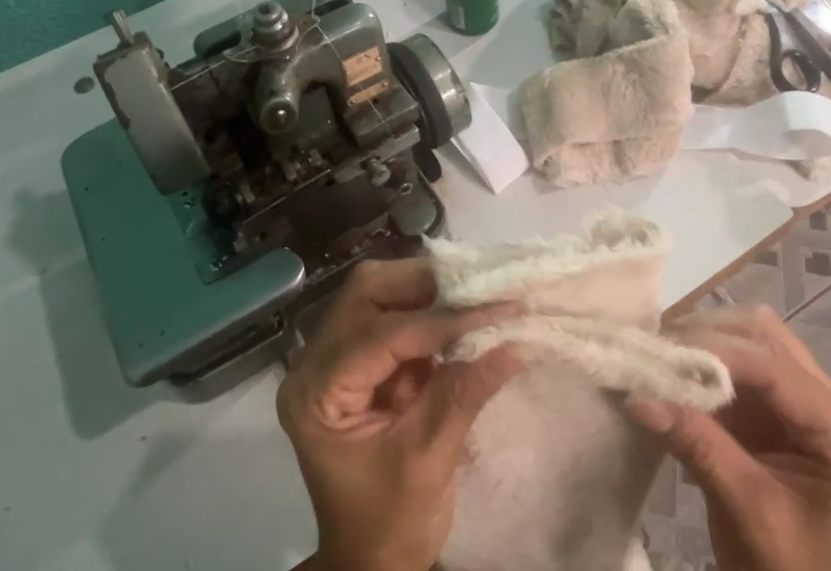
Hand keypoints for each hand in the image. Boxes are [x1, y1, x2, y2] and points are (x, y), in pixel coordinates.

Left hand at [279, 258, 523, 570]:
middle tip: (482, 290)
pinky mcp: (361, 367)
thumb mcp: (428, 461)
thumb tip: (515, 345)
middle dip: (425, 286)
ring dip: (429, 295)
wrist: (371, 562)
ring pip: (379, 298)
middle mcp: (315, 365)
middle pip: (366, 294)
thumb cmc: (390, 523)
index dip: (441, 319)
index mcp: (316, 393)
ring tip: (480, 299)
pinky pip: (393, 322)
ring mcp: (336, 362)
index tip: (498, 306)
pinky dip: (430, 317)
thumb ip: (464, 396)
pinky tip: (466, 319)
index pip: (380, 335)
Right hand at [628, 307, 830, 570]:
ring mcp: (806, 408)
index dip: (720, 354)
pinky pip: (740, 372)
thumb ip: (699, 446)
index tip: (664, 352)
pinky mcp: (778, 416)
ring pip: (753, 346)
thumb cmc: (790, 569)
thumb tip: (639, 397)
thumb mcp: (747, 510)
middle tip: (658, 348)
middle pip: (770, 343)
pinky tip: (673, 376)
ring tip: (660, 357)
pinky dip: (705, 368)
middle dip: (712, 338)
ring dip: (706, 347)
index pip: (779, 372)